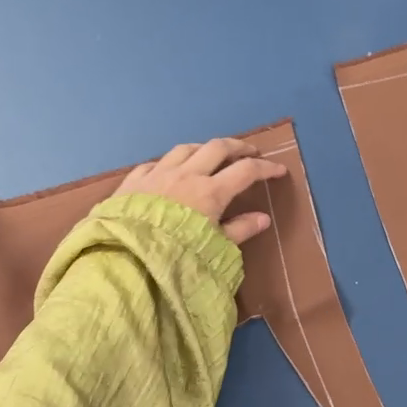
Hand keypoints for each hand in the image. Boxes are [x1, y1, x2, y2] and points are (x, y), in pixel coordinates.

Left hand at [115, 137, 288, 244]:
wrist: (126, 259)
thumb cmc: (176, 256)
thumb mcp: (215, 249)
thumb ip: (240, 230)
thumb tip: (263, 218)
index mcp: (210, 191)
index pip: (246, 171)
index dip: (266, 168)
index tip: (279, 170)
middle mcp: (186, 174)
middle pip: (218, 147)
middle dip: (238, 146)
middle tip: (250, 152)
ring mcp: (158, 174)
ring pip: (186, 148)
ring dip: (204, 148)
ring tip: (211, 155)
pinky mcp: (134, 181)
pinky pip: (155, 163)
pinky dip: (169, 163)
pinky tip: (169, 170)